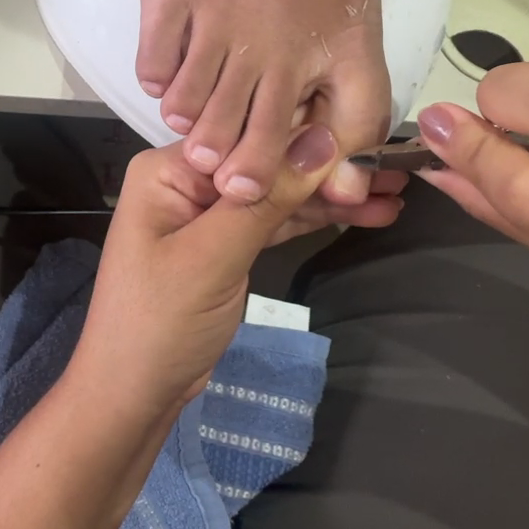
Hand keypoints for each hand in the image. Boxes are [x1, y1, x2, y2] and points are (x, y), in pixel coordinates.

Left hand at [71, 126, 401, 412]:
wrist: (135, 393)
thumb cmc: (160, 321)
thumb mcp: (213, 256)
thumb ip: (268, 199)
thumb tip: (325, 139)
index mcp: (170, 168)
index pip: (247, 135)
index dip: (307, 137)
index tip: (366, 141)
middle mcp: (190, 179)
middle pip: (267, 162)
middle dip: (327, 168)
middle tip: (392, 169)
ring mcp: (211, 212)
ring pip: (279, 193)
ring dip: (331, 195)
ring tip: (393, 189)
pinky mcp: (228, 242)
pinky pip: (277, 221)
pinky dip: (315, 220)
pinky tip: (363, 213)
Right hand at [136, 0, 403, 213]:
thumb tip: (309, 21)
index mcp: (351, 22)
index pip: (354, 122)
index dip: (336, 150)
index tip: (316, 149)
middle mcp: (290, 34)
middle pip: (265, 135)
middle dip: (249, 166)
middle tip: (231, 176)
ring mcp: (227, 8)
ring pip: (205, 106)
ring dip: (199, 125)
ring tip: (193, 132)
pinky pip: (158, 55)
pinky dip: (159, 73)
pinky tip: (162, 72)